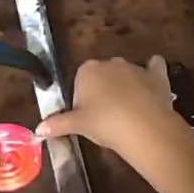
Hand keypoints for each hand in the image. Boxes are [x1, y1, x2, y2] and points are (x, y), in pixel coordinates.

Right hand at [34, 56, 189, 165]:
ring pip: (126, 73)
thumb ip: (57, 124)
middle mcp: (111, 62)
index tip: (87, 115)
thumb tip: (37, 130)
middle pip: (103, 75)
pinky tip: (152, 85)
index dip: (83, 98)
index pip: (80, 80)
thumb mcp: (78, 125)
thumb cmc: (104, 123)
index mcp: (88, 69)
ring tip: (128, 113)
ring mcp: (135, 66)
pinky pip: (154, 66)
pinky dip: (152, 72)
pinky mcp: (156, 74)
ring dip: (125, 87)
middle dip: (103, 91)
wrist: (143, 128)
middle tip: (105, 116)